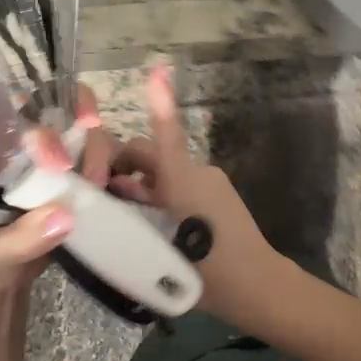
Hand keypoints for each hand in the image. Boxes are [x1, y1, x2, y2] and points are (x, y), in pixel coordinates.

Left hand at [0, 86, 110, 296]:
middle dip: (87, 138)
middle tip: (96, 176)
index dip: (49, 114)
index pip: (20, 115)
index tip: (75, 136)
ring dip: (105, 157)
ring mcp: (54, 174)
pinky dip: (118, 179)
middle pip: (64, 122)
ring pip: (87, 144)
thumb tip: (65, 214)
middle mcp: (28, 156)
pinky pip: (102, 175)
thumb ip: (23, 237)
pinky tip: (130, 192)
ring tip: (114, 187)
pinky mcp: (75, 195)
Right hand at [104, 61, 285, 325]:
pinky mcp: (217, 195)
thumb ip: (127, 222)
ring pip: (163, 172)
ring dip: (139, 184)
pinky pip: (179, 185)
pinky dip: (160, 195)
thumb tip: (104, 203)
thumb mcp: (156, 254)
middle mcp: (197, 173)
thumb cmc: (207, 275)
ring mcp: (210, 182)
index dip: (160, 104)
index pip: (166, 135)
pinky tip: (151, 227)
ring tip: (121, 216)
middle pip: (149, 153)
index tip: (158, 71)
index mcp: (182, 183)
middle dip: (121, 164)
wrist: (260, 289)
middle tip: (100, 194)